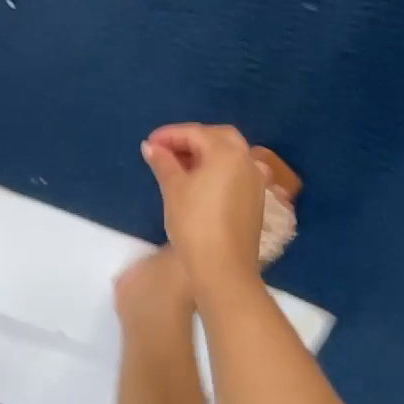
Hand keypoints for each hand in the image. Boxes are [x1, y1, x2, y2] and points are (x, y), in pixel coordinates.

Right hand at [141, 123, 268, 290]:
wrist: (224, 270)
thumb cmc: (195, 224)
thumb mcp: (173, 189)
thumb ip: (163, 162)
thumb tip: (151, 146)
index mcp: (227, 153)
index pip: (195, 133)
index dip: (169, 135)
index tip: (148, 144)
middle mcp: (246, 161)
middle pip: (218, 137)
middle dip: (191, 139)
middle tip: (167, 150)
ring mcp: (255, 182)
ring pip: (230, 154)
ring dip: (205, 153)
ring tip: (179, 166)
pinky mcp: (255, 201)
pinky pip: (236, 172)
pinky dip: (217, 168)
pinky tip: (199, 182)